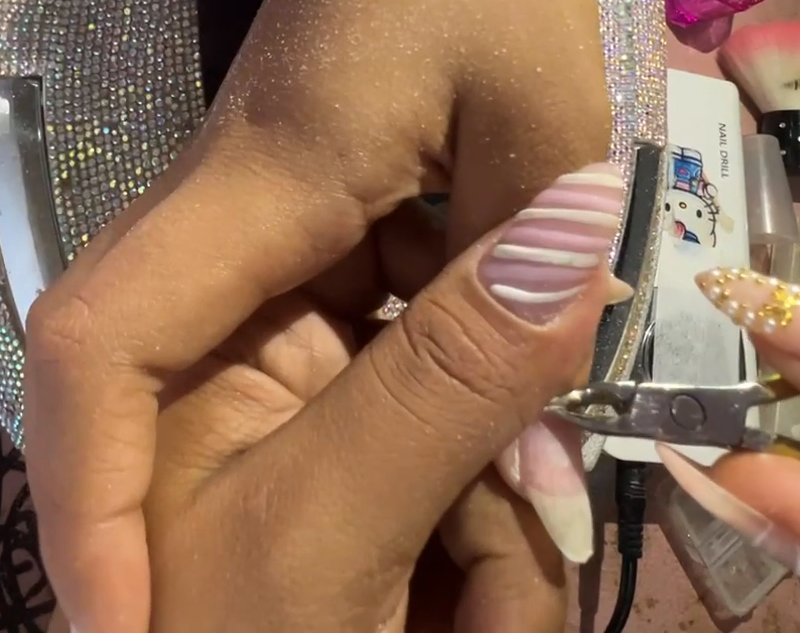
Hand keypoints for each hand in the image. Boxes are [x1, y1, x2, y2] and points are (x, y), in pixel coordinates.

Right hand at [22, 0, 614, 630]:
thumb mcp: (541, 118)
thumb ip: (534, 274)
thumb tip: (541, 436)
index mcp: (263, 180)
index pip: (104, 332)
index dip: (81, 486)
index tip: (119, 612)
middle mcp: (214, 198)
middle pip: (122, 359)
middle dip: (161, 499)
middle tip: (259, 601)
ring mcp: (234, 192)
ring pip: (203, 344)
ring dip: (278, 440)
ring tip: (396, 512)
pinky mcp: (268, 188)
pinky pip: (270, 303)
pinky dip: (340, 369)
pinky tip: (435, 386)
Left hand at [145, 186, 624, 629]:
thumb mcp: (328, 526)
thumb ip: (448, 375)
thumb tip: (576, 208)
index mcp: (223, 333)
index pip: (380, 243)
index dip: (485, 274)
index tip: (576, 311)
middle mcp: (273, 365)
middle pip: (444, 342)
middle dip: (502, 448)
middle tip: (542, 515)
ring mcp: (327, 434)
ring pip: (475, 425)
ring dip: (510, 531)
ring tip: (496, 622)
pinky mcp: (374, 499)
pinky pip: (471, 489)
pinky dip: (496, 563)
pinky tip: (482, 621)